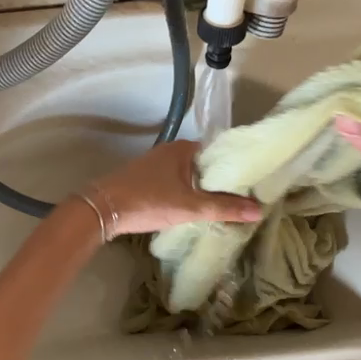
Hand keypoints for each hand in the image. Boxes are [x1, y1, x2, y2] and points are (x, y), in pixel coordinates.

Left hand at [78, 141, 261, 238]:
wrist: (101, 209)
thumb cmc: (148, 201)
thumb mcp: (190, 207)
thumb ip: (224, 208)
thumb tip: (259, 210)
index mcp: (184, 148)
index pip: (220, 153)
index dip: (238, 167)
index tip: (255, 183)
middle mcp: (172, 151)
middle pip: (205, 165)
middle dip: (222, 181)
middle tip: (245, 199)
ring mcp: (157, 164)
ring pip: (190, 176)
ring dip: (204, 189)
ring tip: (226, 206)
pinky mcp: (147, 179)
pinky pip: (177, 183)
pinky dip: (188, 193)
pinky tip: (196, 208)